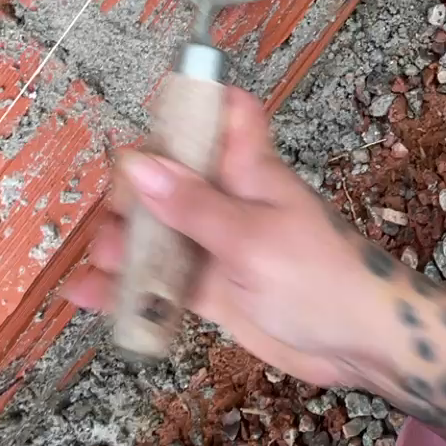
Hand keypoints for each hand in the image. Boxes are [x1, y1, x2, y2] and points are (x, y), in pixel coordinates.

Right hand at [66, 89, 400, 386]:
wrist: (356, 343)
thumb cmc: (316, 275)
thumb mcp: (251, 238)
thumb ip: (193, 206)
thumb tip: (138, 164)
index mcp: (251, 171)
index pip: (230, 115)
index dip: (198, 101)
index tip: (153, 107)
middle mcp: (232, 200)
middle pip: (177, 174)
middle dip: (139, 186)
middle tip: (116, 212)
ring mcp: (220, 246)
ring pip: (163, 229)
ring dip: (128, 239)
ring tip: (102, 256)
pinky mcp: (215, 289)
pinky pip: (165, 281)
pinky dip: (130, 287)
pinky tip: (89, 294)